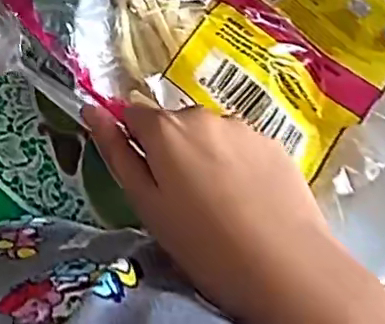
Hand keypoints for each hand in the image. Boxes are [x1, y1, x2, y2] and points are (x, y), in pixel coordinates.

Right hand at [84, 103, 384, 323]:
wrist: (294, 273)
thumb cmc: (207, 246)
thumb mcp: (147, 206)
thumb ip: (116, 152)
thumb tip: (90, 111)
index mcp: (162, 127)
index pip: (131, 113)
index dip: (134, 141)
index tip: (146, 174)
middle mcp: (198, 114)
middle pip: (171, 122)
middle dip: (171, 148)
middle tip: (184, 197)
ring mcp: (239, 125)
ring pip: (207, 132)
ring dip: (205, 153)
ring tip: (222, 202)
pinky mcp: (272, 142)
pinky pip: (241, 143)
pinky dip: (238, 161)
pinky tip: (250, 200)